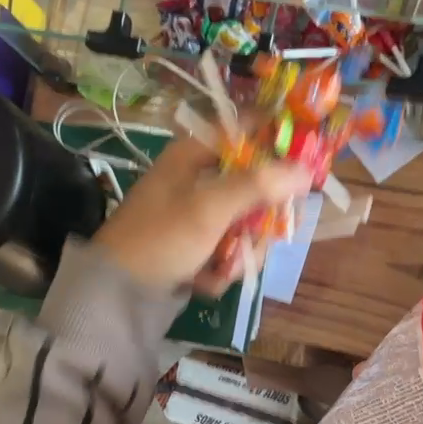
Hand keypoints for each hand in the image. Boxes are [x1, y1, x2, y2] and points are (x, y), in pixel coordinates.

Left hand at [93, 138, 312, 294]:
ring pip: (243, 224)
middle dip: (258, 221)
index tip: (306, 163)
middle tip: (263, 236)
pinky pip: (224, 250)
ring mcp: (194, 215)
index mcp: (193, 154)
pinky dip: (218, 269)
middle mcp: (195, 179)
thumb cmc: (160, 238)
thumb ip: (258, 185)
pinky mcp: (191, 247)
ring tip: (221, 270)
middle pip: (253, 186)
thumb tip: (306, 169)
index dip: (278, 140)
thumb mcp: (209, 208)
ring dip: (238, 252)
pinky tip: (203, 281)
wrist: (116, 293)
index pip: (246, 129)